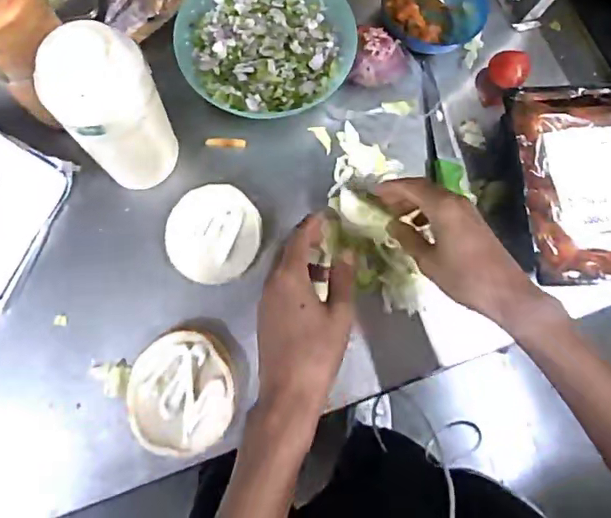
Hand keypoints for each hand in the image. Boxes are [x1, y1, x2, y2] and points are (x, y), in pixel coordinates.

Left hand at [254, 212, 355, 419]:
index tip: (328, 215)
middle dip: (307, 239)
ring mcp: (265, 298)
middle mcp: (271, 282)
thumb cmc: (318, 354)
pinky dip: (295, 276)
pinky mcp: (264, 314)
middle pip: (287, 250)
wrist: (287, 395)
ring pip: (282, 267)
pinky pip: (279, 283)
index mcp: (289, 276)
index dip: (313, 223)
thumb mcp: (339, 315)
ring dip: (301, 259)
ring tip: (327, 264)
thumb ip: (343, 279)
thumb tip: (346, 251)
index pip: (299, 237)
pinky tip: (313, 290)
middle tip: (329, 235)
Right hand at [372, 178, 559, 334]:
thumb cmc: (465, 278)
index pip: (411, 187)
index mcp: (443, 207)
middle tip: (381, 203)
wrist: (507, 293)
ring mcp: (466, 209)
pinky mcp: (473, 220)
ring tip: (397, 216)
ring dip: (415, 201)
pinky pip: (445, 205)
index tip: (373, 192)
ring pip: (434, 195)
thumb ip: (408, 239)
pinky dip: (428, 209)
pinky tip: (419, 226)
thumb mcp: (429, 262)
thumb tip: (392, 224)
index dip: (390, 188)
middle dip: (401, 193)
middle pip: (423, 187)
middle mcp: (455, 201)